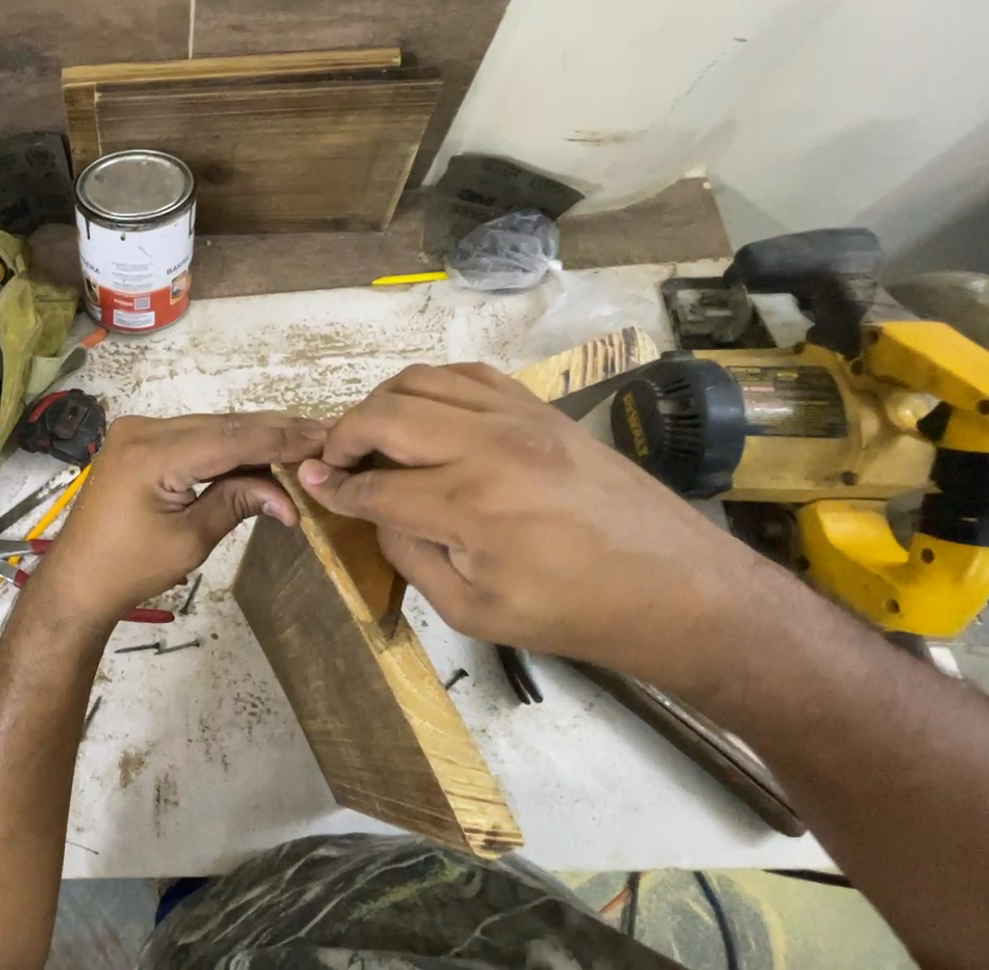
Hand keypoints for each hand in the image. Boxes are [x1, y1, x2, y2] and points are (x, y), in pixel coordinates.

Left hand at [31, 413, 328, 625]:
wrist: (78, 578)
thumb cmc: (131, 568)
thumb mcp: (191, 540)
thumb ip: (237, 502)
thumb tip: (289, 495)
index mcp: (151, 455)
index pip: (230, 439)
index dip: (280, 440)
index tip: (324, 438)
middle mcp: (141, 430)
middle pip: (221, 426)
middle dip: (274, 433)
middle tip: (324, 433)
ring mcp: (136, 431)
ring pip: (209, 427)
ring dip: (253, 436)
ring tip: (303, 438)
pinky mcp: (136, 440)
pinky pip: (191, 435)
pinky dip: (225, 443)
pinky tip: (259, 446)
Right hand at [295, 363, 789, 689]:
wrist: (680, 591)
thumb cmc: (572, 614)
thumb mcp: (470, 610)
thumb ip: (408, 553)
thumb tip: (375, 511)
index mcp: (469, 506)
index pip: (371, 487)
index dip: (329, 487)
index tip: (307, 483)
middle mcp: (488, 447)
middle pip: (384, 416)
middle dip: (341, 437)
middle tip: (331, 461)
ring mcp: (519, 418)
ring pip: (420, 380)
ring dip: (380, 404)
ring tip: (372, 435)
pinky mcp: (542, 409)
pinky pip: (468, 374)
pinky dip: (430, 387)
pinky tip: (424, 414)